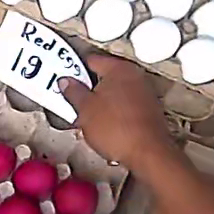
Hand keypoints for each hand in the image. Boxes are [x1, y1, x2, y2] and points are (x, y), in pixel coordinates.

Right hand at [61, 53, 175, 167]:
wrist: (146, 153)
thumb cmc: (118, 129)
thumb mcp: (84, 109)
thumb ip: (73, 92)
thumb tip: (66, 82)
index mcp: (119, 69)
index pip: (91, 60)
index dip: (74, 68)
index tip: (64, 78)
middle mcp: (135, 77)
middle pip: (104, 75)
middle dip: (87, 87)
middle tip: (72, 98)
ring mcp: (144, 94)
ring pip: (114, 91)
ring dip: (100, 100)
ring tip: (86, 114)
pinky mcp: (148, 111)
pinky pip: (124, 105)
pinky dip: (112, 111)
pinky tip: (103, 124)